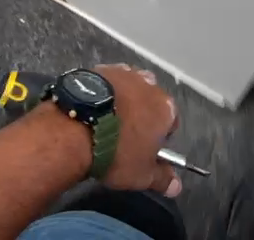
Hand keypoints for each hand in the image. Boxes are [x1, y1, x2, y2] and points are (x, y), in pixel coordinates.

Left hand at [96, 63, 181, 196]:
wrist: (76, 127)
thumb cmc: (117, 153)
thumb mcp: (142, 175)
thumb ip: (162, 178)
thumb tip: (177, 186)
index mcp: (165, 107)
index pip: (171, 120)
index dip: (160, 136)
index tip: (146, 148)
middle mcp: (148, 83)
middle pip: (150, 99)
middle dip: (143, 114)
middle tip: (126, 135)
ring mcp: (123, 72)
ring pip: (129, 86)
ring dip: (124, 100)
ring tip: (108, 120)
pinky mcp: (99, 68)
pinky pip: (107, 82)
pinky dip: (104, 92)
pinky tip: (93, 108)